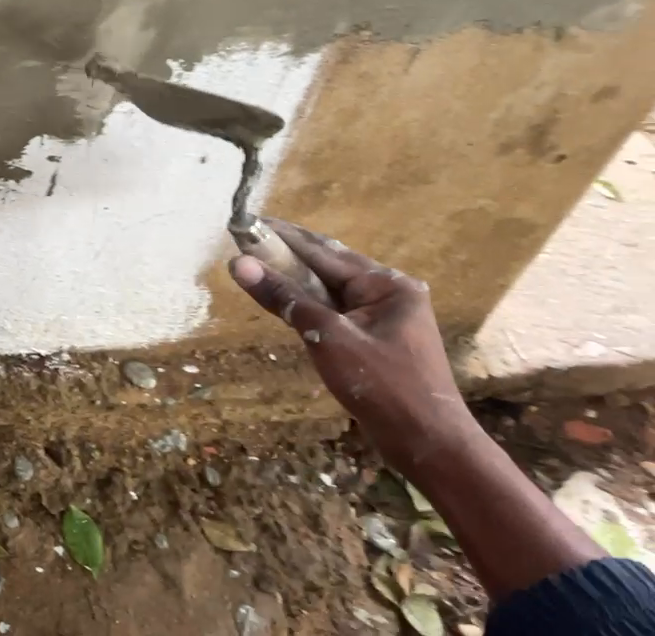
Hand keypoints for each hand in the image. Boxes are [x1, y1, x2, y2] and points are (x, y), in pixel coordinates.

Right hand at [228, 220, 478, 475]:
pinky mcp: (373, 336)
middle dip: (284, 253)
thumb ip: (284, 297)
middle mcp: (388, 292)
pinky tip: (279, 297)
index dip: (279, 237)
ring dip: (291, 276)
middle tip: (241, 242)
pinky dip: (302, 299)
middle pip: (325, 264)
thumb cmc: (384, 385)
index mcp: (386, 285)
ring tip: (251, 264)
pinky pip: (330, 306)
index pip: (321, 251)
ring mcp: (382, 315)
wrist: (429, 443)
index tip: (244, 223)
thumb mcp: (327, 337)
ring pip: (326, 286)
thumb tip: (238, 262)